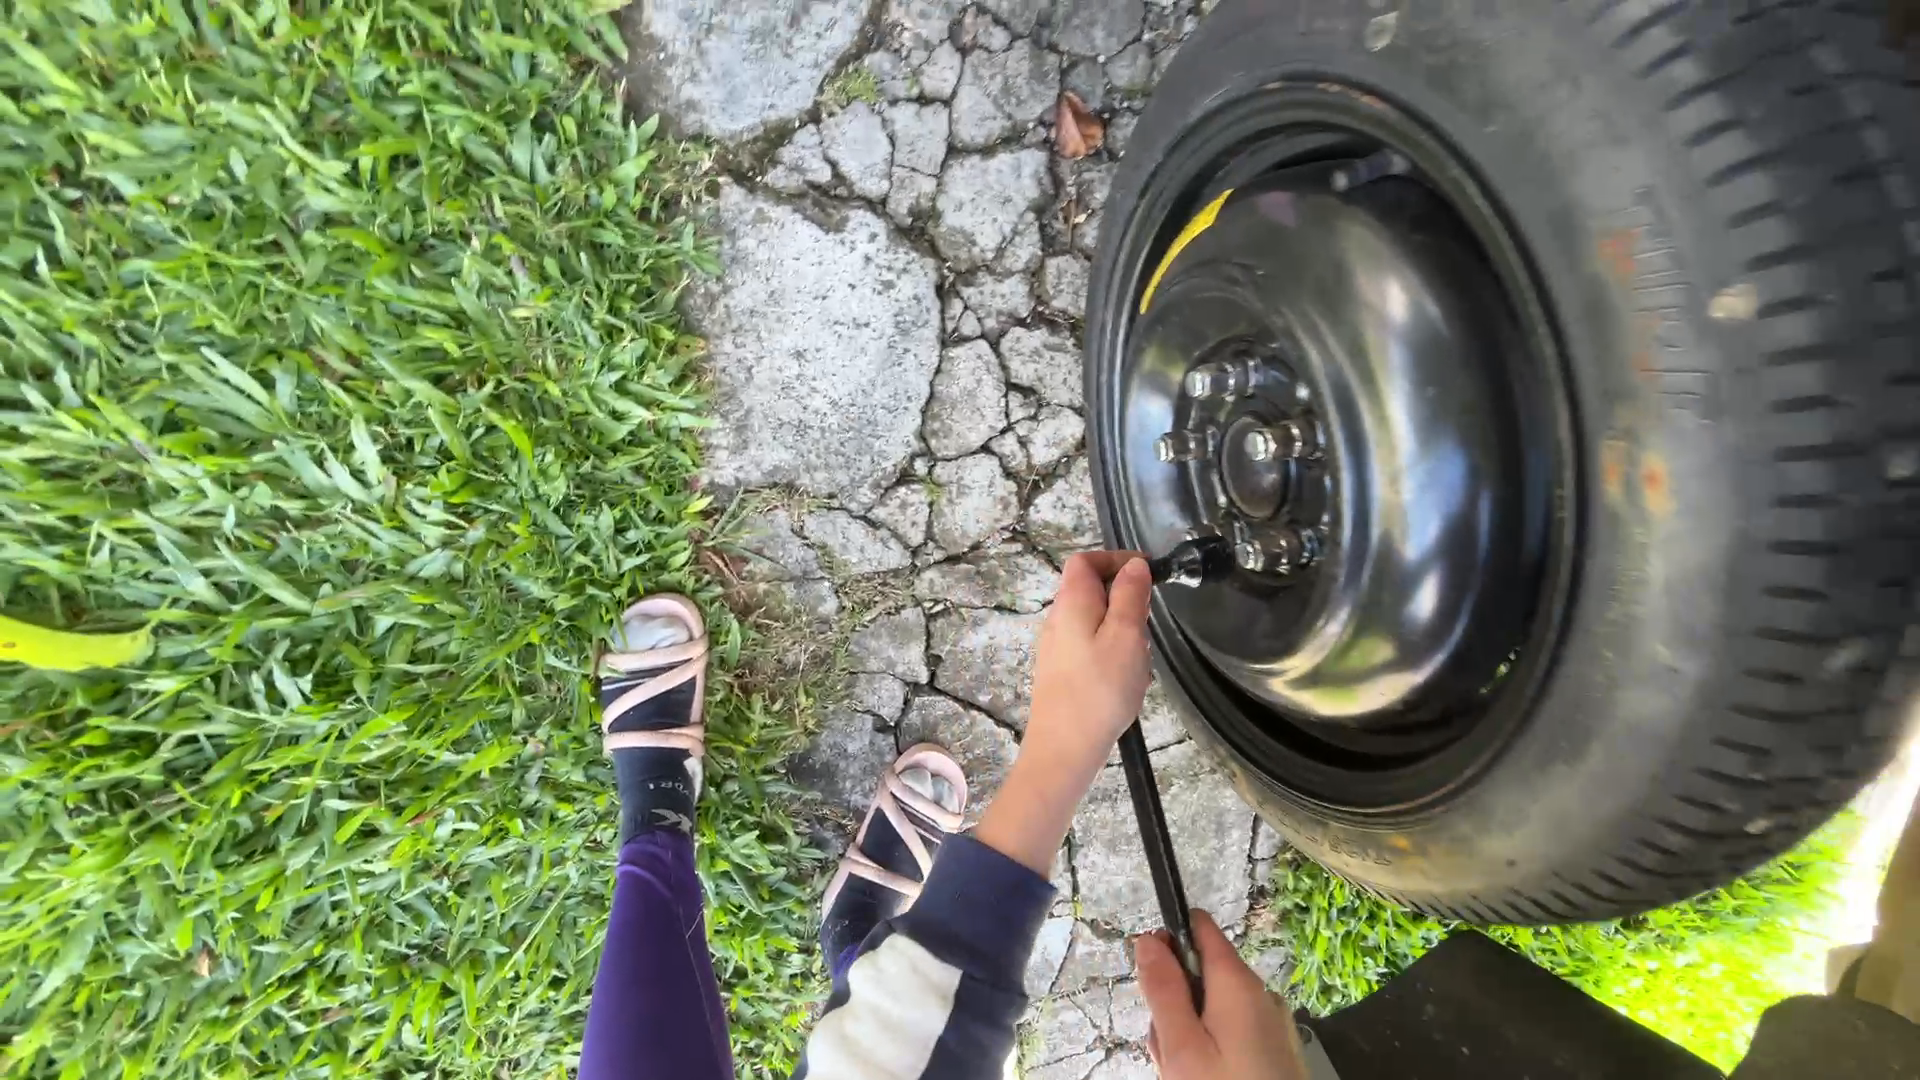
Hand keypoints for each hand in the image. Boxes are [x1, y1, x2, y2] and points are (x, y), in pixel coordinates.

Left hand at [972, 552, 1151, 874]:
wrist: (1063, 748)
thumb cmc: (1099, 689)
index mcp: (1070, 601)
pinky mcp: (1060, 671)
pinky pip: (1091, 647)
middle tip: (1145, 626)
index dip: (1115, 559)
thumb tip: (1135, 566)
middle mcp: (1057, 619)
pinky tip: (1124, 681)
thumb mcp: (1126, 636)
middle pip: (1090, 589)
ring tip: (1137, 661)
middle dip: (1124, 600)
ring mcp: (1056, 646)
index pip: (1085, 560)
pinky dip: (1112, 654)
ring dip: (1121, 632)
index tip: (1147, 572)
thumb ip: (1130, 596)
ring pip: (1094, 621)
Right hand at [1136, 911, 1308, 1079]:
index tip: (1153, 979)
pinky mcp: (1278, 1055)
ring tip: (1185, 1076)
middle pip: (1201, 972)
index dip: (1169, 940)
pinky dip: (1213, 1051)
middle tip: (1168, 1050)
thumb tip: (1148, 938)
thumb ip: (1163, 989)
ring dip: (1190, 1033)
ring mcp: (1273, 1026)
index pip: (1198, 925)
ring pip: (1214, 1008)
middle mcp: (1261, 994)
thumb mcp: (1182, 1047)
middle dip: (1175, 1002)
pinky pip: (1234, 1034)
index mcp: (1237, 982)